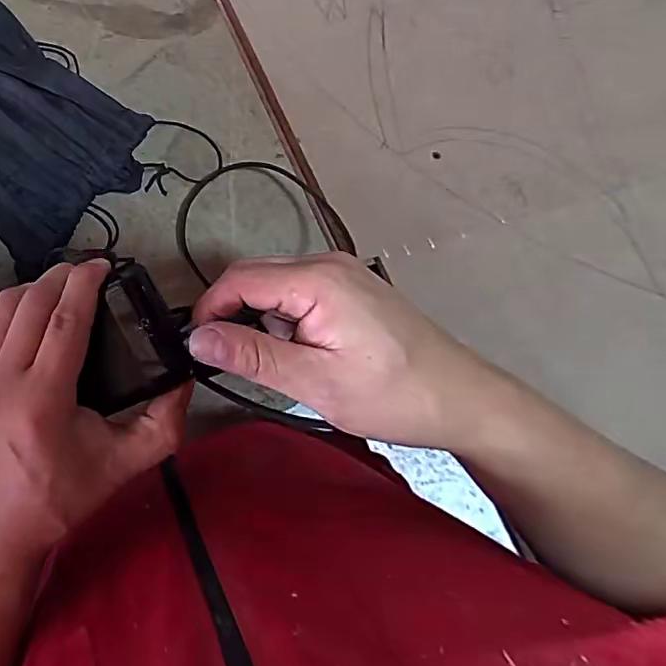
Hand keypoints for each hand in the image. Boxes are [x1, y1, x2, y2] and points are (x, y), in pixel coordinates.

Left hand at [0, 260, 190, 567]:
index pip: (65, 320)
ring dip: (36, 287)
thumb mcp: (123, 464)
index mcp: (43, 399)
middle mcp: (3, 377)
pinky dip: (9, 303)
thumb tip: (183, 376)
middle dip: (63, 275)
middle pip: (33, 301)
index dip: (85, 283)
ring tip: (62, 289)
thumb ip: (162, 423)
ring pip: (5, 303)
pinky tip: (30, 311)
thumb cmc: (62, 494)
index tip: (103, 265)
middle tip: (89, 273)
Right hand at [189, 253, 502, 447]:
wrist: (465, 401)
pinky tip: (303, 348)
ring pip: (272, 281)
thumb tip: (200, 339)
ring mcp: (341, 272)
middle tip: (230, 356)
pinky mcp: (349, 285)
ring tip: (279, 359)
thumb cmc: (399, 394)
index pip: (238, 279)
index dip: (209, 310)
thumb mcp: (315, 383)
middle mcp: (328, 264)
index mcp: (318, 281)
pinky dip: (283, 314)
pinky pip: (296, 288)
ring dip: (259, 315)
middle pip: (252, 274)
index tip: (200, 344)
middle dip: (231, 312)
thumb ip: (251, 356)